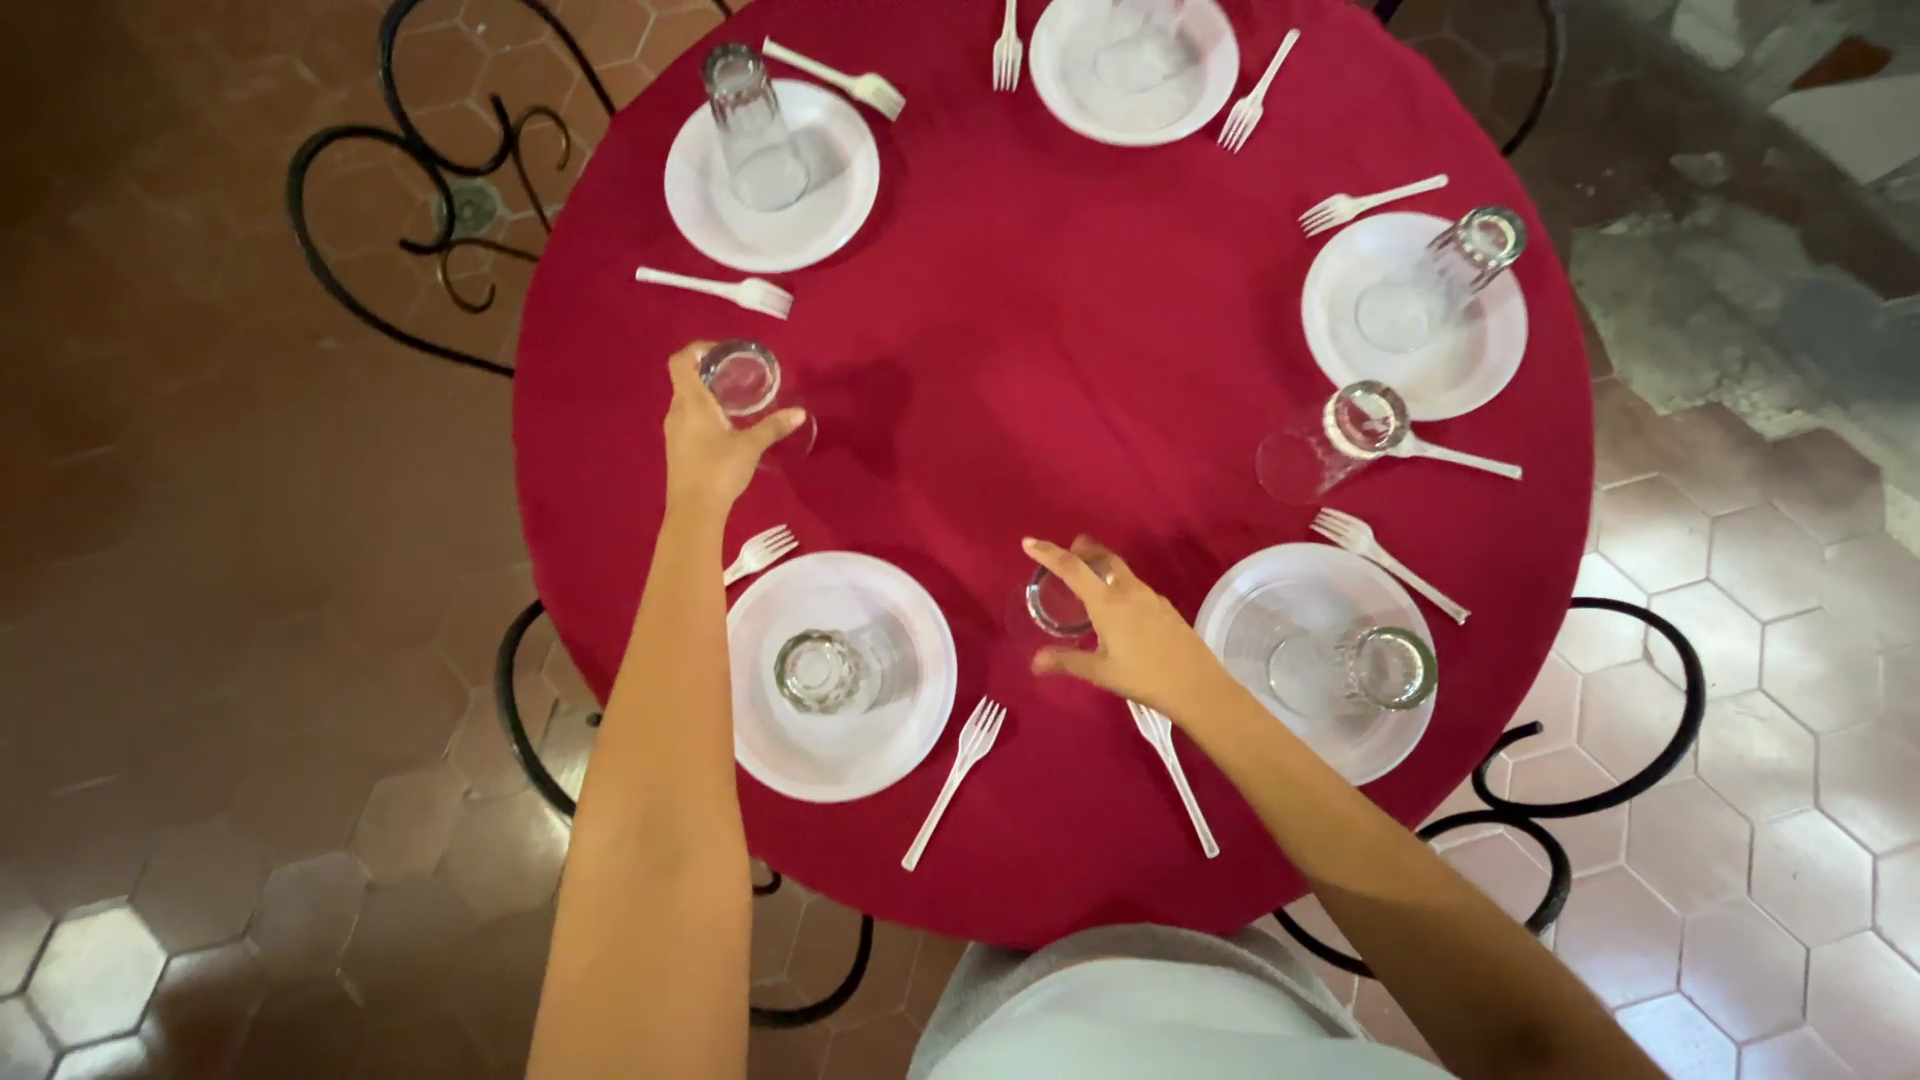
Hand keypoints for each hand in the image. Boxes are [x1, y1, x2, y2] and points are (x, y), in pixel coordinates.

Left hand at [663, 340, 806, 514]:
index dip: (699, 349)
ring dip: (708, 393)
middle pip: (686, 378)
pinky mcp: (677, 446)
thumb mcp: (751, 446)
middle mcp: (677, 410)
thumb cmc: (719, 471)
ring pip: (687, 399)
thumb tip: (800, 412)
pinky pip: (688, 417)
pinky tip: (726, 425)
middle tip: (739, 375)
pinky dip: (705, 412)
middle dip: (711, 371)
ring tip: (736, 399)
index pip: (681, 361)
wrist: (694, 510)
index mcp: (692, 402)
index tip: (724, 353)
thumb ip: (773, 426)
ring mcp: (674, 430)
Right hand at [1023, 536, 1236, 721]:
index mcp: (1107, 602)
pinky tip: (1120, 605)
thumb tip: (1035, 662)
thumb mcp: (1101, 672)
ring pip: (1121, 571)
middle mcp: (1128, 591)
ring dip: (1102, 565)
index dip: (1048, 553)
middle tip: (1070, 549)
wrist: (1198, 686)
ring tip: (1091, 575)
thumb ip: (1067, 662)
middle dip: (1084, 550)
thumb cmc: (1144, 677)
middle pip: (1103, 559)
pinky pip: (1135, 586)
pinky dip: (1119, 583)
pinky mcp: (1165, 608)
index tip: (1029, 543)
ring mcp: (1151, 597)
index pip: (1072, 569)